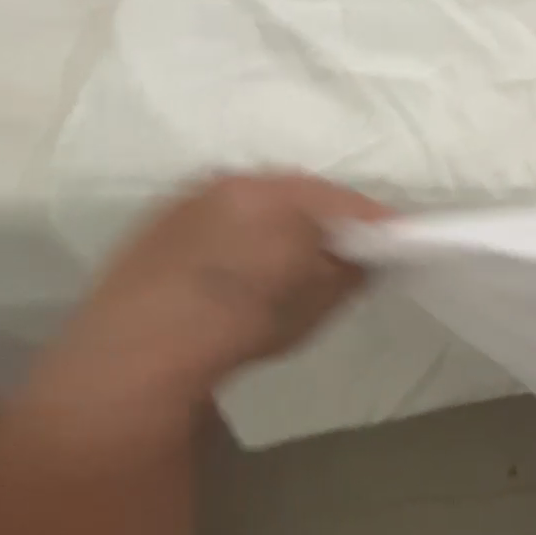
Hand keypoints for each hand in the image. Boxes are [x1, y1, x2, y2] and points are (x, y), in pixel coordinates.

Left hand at [52, 174, 389, 393]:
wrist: (137, 353)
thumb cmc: (246, 319)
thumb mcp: (322, 300)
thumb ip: (355, 269)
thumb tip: (369, 256)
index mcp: (281, 192)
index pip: (351, 202)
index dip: (380, 225)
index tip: (398, 246)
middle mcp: (235, 181)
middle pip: (302, 195)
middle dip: (330, 220)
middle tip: (352, 250)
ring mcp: (190, 198)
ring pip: (259, 204)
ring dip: (286, 224)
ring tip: (300, 259)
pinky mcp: (157, 223)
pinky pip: (223, 218)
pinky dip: (247, 233)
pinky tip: (251, 266)